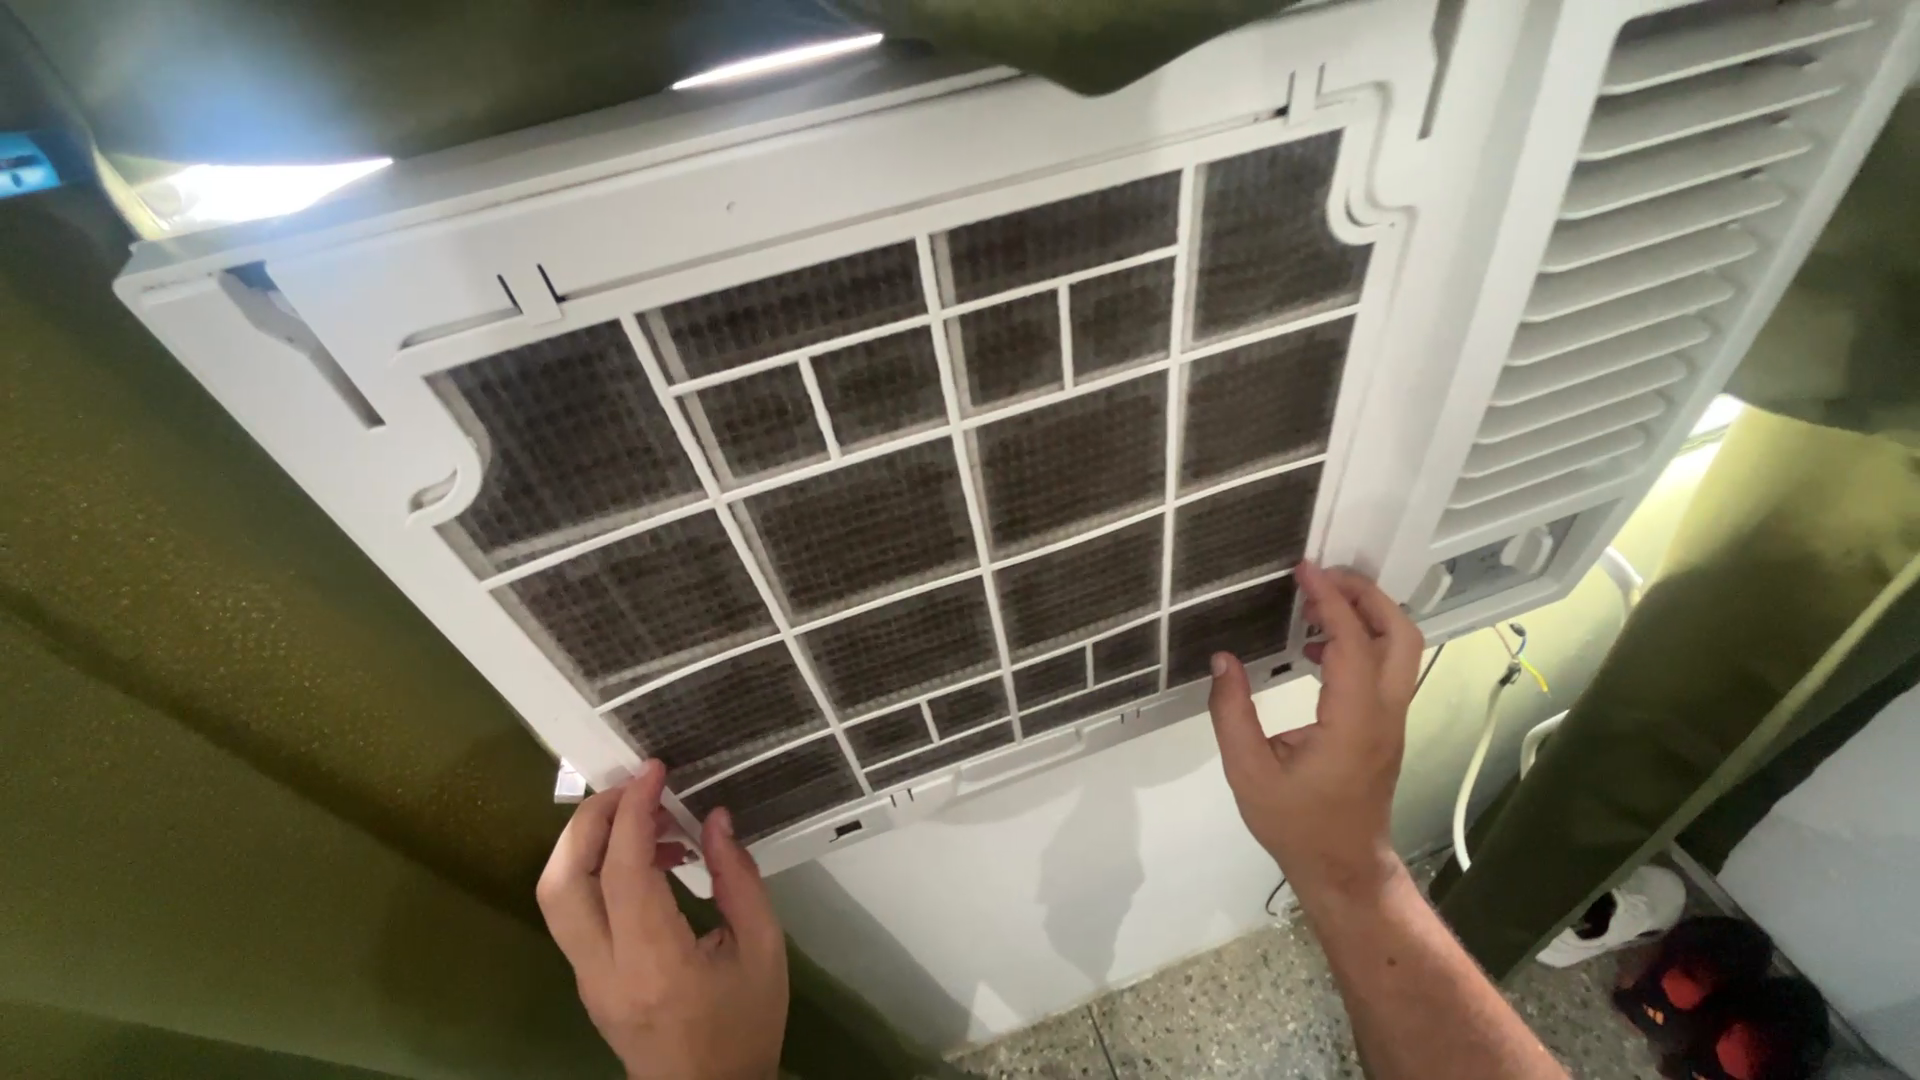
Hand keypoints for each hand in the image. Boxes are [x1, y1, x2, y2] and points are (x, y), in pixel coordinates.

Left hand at [537, 759, 787, 1079]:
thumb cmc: (746, 1025)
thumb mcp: (763, 946)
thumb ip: (739, 878)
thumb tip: (715, 819)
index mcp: (654, 963)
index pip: (624, 873)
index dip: (634, 813)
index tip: (655, 771)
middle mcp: (604, 970)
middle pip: (561, 882)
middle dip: (590, 819)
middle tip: (635, 784)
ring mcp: (586, 978)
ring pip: (557, 895)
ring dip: (589, 840)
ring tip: (648, 814)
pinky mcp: (587, 978)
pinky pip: (576, 909)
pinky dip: (598, 866)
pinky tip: (651, 856)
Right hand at [1208, 560, 1422, 902]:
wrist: (1344, 868)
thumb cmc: (1295, 823)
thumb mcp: (1247, 770)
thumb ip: (1231, 711)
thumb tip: (1223, 659)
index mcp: (1353, 722)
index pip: (1354, 643)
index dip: (1331, 601)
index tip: (1305, 571)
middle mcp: (1385, 714)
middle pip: (1402, 635)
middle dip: (1367, 595)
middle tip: (1323, 576)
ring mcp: (1392, 721)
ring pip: (1402, 649)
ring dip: (1367, 615)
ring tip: (1317, 602)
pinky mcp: (1386, 727)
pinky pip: (1385, 668)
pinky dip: (1361, 641)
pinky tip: (1318, 648)